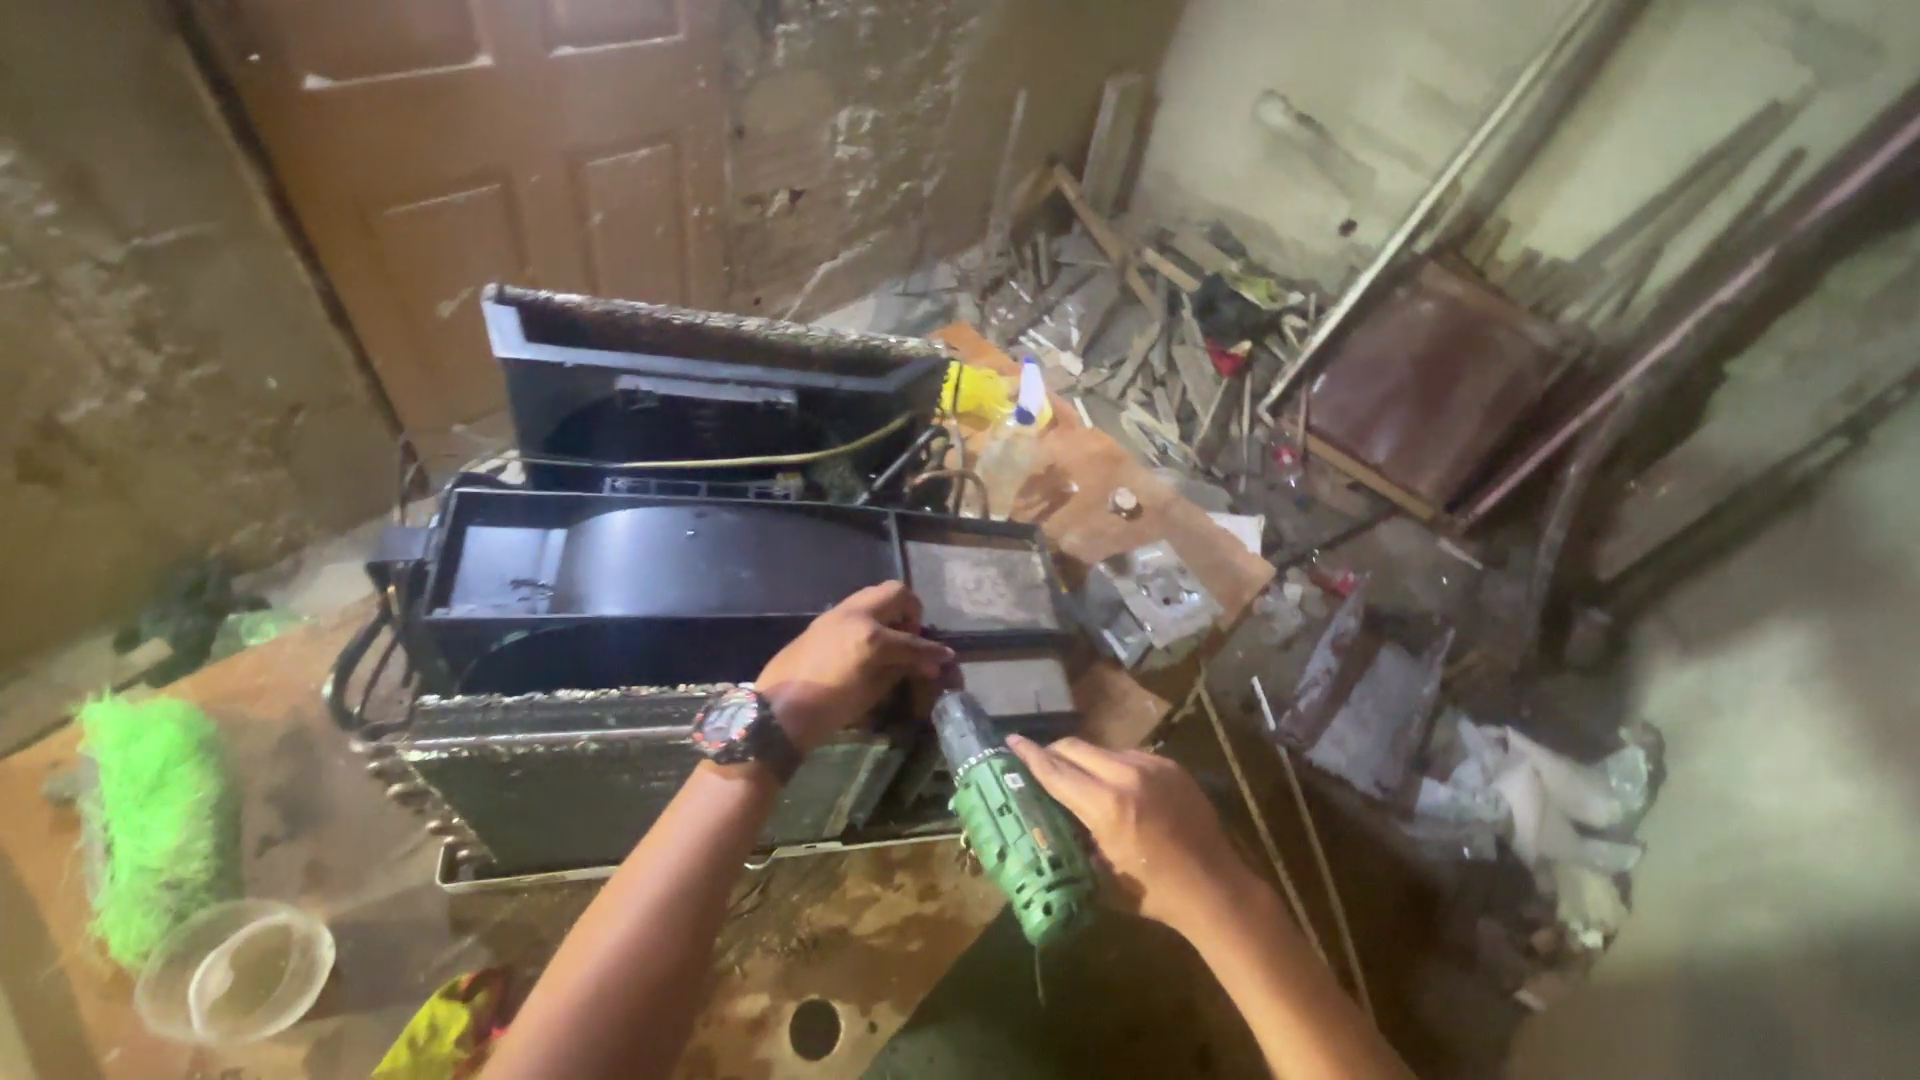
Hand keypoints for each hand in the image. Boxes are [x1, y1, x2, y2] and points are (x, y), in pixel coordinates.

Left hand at [755, 582, 952, 751]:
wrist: (779, 710)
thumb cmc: (830, 707)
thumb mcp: (873, 691)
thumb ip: (901, 669)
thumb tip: (926, 663)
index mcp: (872, 637)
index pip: (913, 641)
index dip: (933, 652)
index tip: (946, 657)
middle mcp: (857, 615)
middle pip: (896, 592)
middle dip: (911, 612)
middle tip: (910, 638)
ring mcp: (837, 613)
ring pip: (874, 594)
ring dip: (889, 610)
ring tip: (890, 639)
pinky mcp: (823, 619)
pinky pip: (856, 607)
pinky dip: (870, 616)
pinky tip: (868, 643)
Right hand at [1006, 735, 1248, 935]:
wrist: (1215, 888)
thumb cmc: (1155, 894)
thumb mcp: (1102, 873)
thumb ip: (1075, 838)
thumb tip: (1053, 821)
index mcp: (1107, 806)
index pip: (1056, 771)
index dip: (1030, 756)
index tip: (1010, 741)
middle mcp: (1127, 775)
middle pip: (1075, 748)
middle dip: (1052, 753)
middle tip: (1037, 764)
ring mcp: (1152, 766)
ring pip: (1101, 750)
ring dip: (1083, 761)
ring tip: (1077, 780)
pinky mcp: (1170, 765)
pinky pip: (1128, 757)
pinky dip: (1112, 767)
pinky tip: (1114, 788)